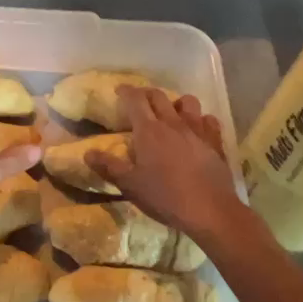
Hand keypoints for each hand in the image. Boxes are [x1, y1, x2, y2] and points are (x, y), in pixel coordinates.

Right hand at [88, 87, 249, 243]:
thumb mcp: (130, 185)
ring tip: (171, 114)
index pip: (134, 99)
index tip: (119, 90)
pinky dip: (201, 120)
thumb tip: (87, 153)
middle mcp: (172, 123)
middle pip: (159, 96)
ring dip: (176, 103)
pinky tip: (197, 130)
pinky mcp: (215, 142)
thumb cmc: (165, 197)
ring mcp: (197, 131)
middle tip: (139, 101)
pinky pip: (209, 120)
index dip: (125, 91)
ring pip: (187, 102)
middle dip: (146, 93)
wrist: (210, 211)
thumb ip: (108, 166)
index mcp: (149, 130)